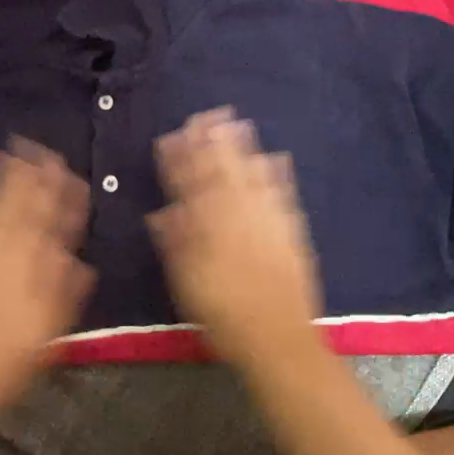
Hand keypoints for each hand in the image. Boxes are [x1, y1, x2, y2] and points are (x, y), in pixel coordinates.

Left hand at [0, 138, 93, 414]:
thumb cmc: (8, 362)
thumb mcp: (49, 329)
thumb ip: (64, 289)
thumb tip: (78, 257)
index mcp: (29, 265)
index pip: (49, 219)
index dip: (58, 192)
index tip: (65, 167)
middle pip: (16, 204)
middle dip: (28, 173)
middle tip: (33, 144)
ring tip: (2, 151)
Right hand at [149, 109, 322, 362]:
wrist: (279, 339)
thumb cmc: (224, 317)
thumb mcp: (188, 284)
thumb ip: (176, 244)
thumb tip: (161, 213)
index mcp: (207, 229)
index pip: (189, 186)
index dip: (179, 159)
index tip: (171, 135)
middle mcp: (237, 216)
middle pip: (221, 171)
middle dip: (211, 142)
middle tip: (206, 115)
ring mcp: (268, 220)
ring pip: (252, 175)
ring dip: (242, 148)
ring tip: (235, 122)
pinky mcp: (292, 230)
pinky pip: (283, 193)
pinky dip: (277, 172)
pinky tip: (275, 156)